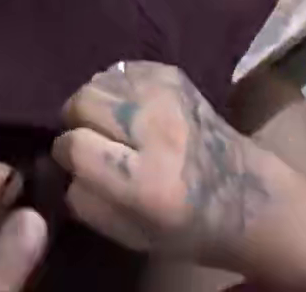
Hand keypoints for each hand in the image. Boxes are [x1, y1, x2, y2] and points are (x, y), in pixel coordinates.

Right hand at [52, 62, 282, 271]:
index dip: (65, 153)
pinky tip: (132, 108)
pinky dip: (116, 88)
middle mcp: (156, 131)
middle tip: (90, 137)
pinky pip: (118, 69)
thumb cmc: (187, 227)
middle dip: (76, 120)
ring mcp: (166, 95)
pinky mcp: (170, 74)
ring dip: (95, 102)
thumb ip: (86, 202)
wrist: (247, 196)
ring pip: (96, 80)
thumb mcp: (133, 236)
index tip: (71, 159)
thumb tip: (59, 166)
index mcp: (147, 183)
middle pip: (82, 101)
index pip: (75, 146)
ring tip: (112, 123)